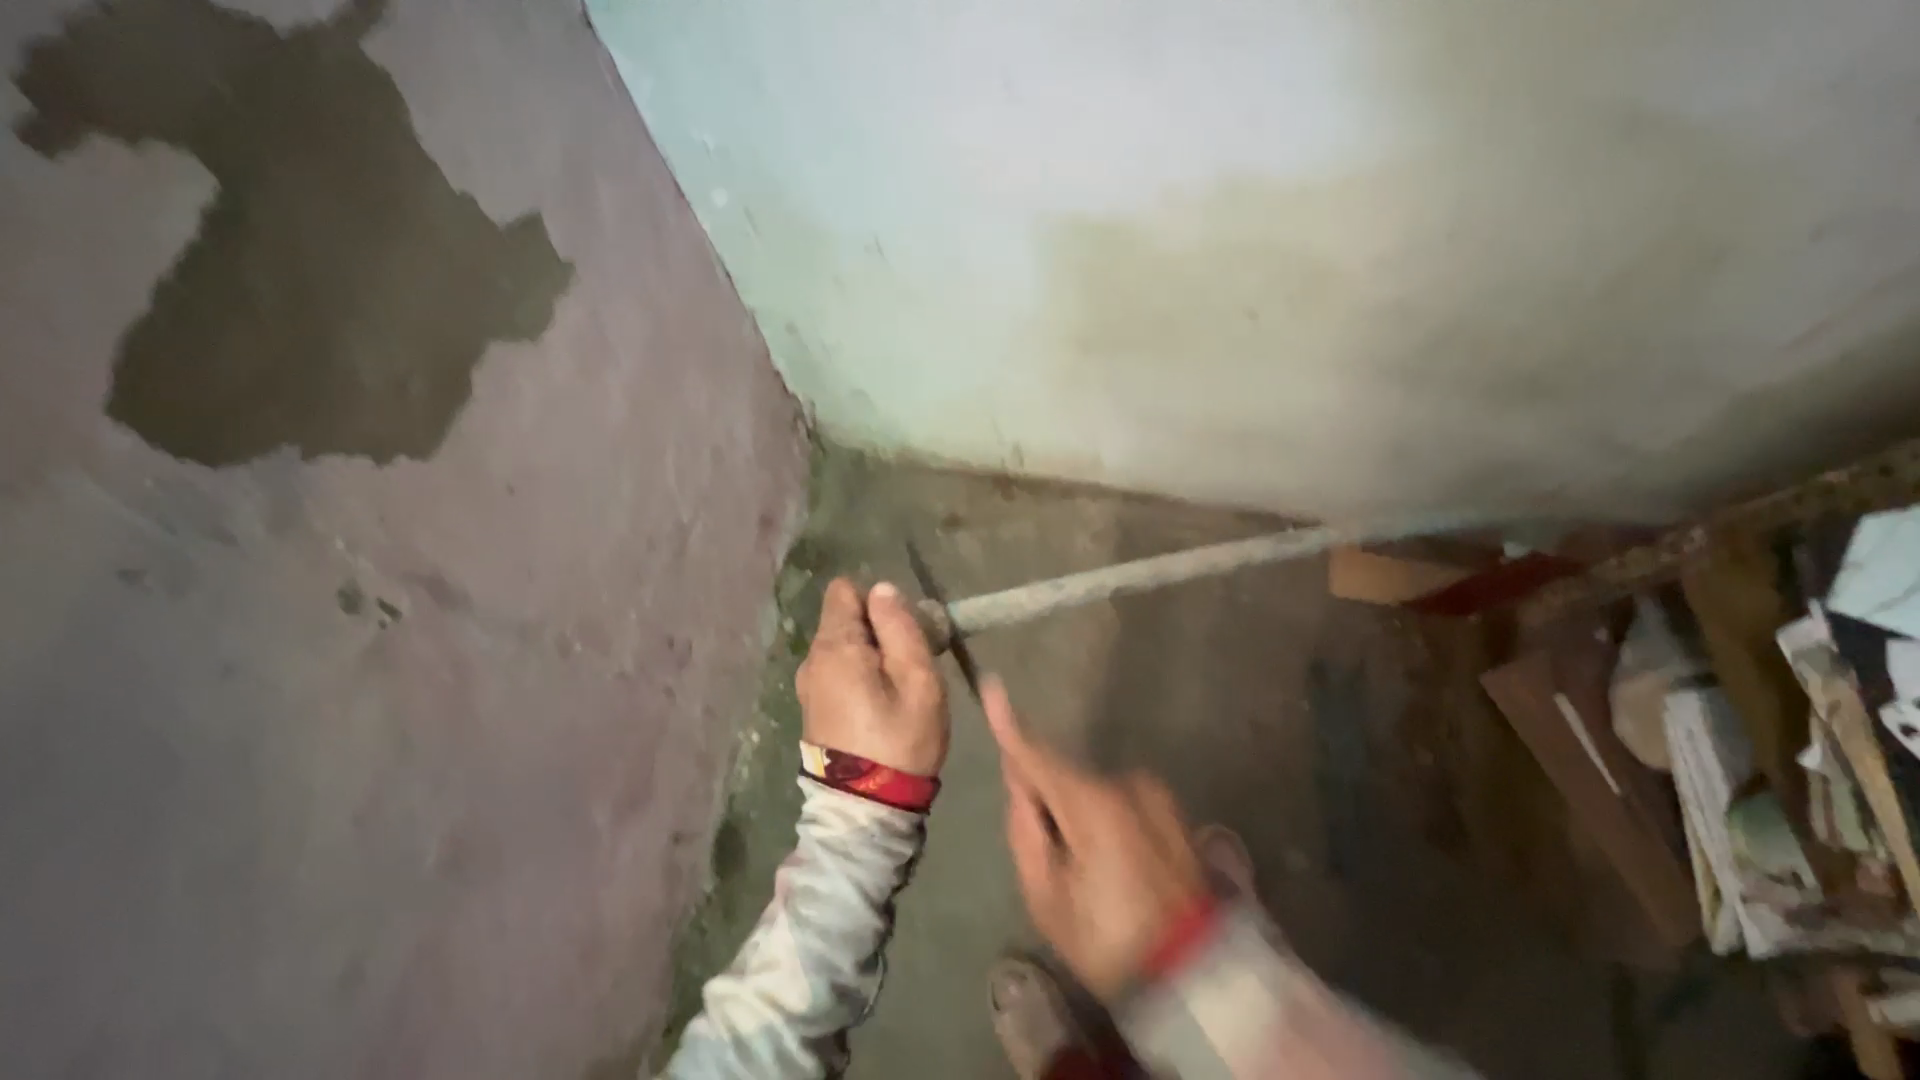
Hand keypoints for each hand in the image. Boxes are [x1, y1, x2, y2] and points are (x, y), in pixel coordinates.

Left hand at [796, 578, 949, 775]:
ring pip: (842, 648)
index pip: (844, 590)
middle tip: (911, 662)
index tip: (903, 630)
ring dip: (871, 657)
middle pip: (843, 619)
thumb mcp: (917, 679)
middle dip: (878, 630)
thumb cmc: (899, 740)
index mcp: (833, 647)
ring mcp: (808, 687)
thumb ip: (901, 627)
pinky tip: (881, 706)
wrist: (866, 808)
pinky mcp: (813, 710)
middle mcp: (811, 661)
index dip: (877, 600)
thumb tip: (883, 590)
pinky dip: (859, 678)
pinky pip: (836, 674)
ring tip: (899, 688)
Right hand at [985, 677, 1206, 1001]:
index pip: (1037, 756)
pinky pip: (1121, 807)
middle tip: (1053, 865)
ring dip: (1080, 819)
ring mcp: (1157, 798)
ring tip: (1092, 880)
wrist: (1198, 975)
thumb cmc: (1110, 940)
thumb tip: (1021, 786)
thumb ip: (1025, 830)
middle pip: (1065, 780)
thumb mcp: (1047, 897)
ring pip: (1094, 796)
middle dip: (1047, 804)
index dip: (1009, 723)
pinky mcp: (1174, 814)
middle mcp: (1127, 786)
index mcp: (1092, 804)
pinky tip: (1117, 873)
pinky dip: (1108, 826)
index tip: (990, 684)